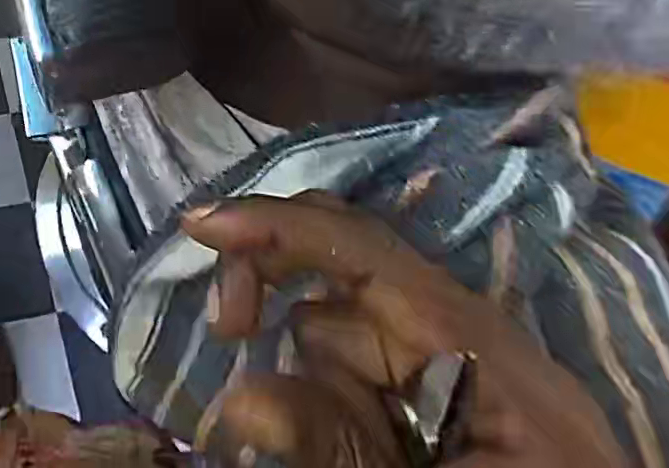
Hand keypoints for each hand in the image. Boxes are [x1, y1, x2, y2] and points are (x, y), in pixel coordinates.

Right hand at [184, 193, 626, 467]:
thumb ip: (339, 445)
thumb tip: (236, 403)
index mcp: (472, 339)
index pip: (355, 244)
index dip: (271, 224)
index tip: (196, 225)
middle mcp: (457, 324)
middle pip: (335, 249)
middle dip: (270, 271)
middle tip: (230, 327)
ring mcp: (450, 351)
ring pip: (335, 313)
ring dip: (307, 365)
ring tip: (346, 446)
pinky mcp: (439, 381)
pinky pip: (353, 353)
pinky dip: (326, 382)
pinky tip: (351, 437)